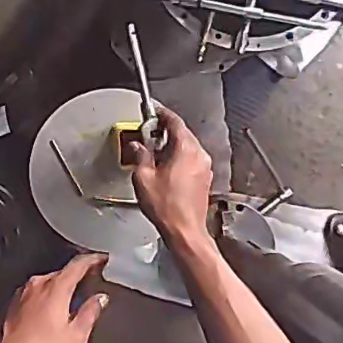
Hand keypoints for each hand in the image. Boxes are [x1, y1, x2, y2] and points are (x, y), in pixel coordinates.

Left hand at [0, 253, 108, 342]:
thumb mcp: (76, 335)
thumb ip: (91, 312)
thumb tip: (99, 299)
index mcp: (57, 287)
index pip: (78, 264)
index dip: (93, 259)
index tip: (101, 259)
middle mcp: (39, 284)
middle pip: (63, 272)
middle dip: (78, 276)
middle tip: (90, 282)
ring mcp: (25, 292)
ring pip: (49, 282)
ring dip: (61, 287)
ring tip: (71, 301)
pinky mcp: (16, 302)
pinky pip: (36, 292)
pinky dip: (46, 296)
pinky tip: (50, 312)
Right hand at [130, 105, 213, 245]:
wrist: (185, 231)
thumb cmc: (168, 208)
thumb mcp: (143, 178)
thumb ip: (141, 156)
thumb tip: (138, 147)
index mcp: (186, 150)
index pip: (175, 122)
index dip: (163, 114)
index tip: (155, 111)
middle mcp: (199, 156)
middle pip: (183, 133)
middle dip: (165, 131)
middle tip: (149, 132)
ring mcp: (204, 168)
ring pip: (188, 146)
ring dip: (172, 145)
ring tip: (154, 152)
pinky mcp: (204, 179)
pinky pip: (191, 159)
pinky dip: (179, 157)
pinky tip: (165, 167)